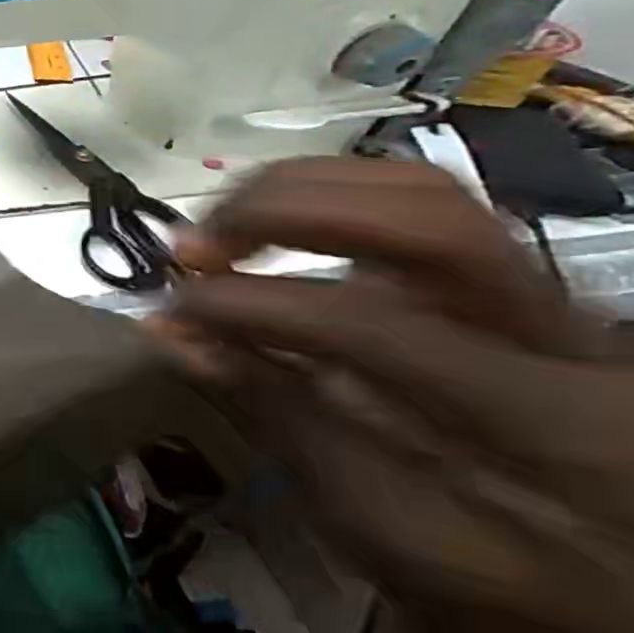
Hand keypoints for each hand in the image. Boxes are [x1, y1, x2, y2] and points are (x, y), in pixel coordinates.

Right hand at [157, 157, 633, 632]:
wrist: (608, 557)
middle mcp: (573, 336)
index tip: (172, 310)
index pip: (371, 325)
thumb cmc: (497, 574)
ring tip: (220, 230)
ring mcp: (546, 297)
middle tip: (195, 248)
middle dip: (277, 213)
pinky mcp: (507, 282)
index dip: (251, 305)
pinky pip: (417, 205)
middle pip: (420, 216)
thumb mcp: (395, 536)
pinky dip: (324, 199)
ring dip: (293, 193)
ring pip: (418, 187)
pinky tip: (269, 232)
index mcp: (561, 427)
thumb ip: (285, 424)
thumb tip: (171, 334)